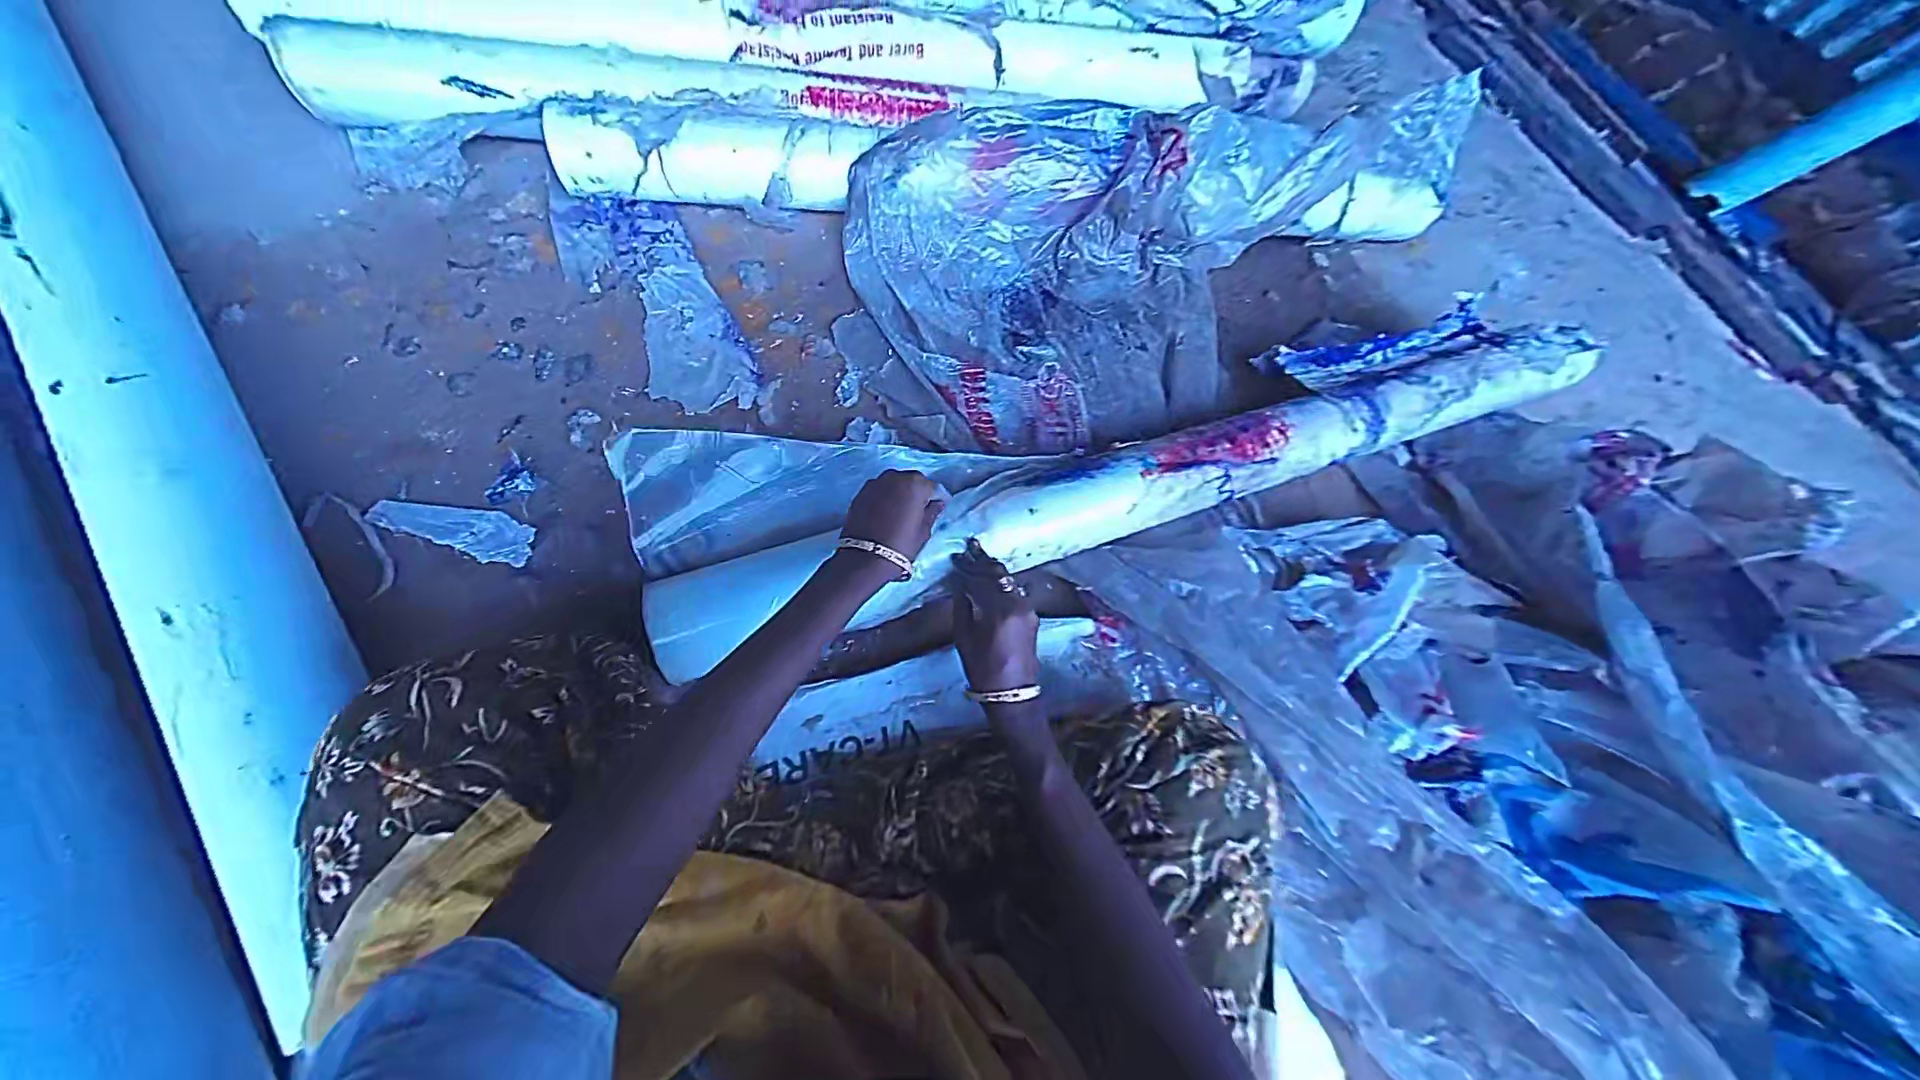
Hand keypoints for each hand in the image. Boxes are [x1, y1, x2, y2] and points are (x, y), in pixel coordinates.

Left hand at [841, 470, 943, 563]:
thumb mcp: (923, 531)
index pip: (933, 487)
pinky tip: (886, 512)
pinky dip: (885, 497)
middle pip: (913, 480)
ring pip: (894, 483)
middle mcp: (895, 477)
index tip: (940, 506)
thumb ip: (931, 512)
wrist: (865, 558)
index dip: (938, 498)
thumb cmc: (901, 545)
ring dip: (900, 492)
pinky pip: (879, 490)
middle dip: (918, 492)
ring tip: (902, 510)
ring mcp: (875, 483)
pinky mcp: (860, 493)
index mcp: (915, 484)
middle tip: (920, 508)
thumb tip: (936, 504)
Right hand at [952, 539, 1040, 694]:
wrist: (1011, 692)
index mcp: (999, 610)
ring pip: (1009, 582)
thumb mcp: (964, 637)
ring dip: (994, 571)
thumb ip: (962, 607)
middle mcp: (1017, 605)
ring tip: (980, 560)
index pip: (980, 579)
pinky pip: (1015, 593)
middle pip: (999, 575)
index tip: (957, 557)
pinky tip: (992, 582)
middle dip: (984, 561)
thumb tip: (960, 586)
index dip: (967, 567)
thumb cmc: (982, 667)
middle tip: (972, 547)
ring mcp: (1028, 610)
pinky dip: (1002, 584)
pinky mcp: (1032, 616)